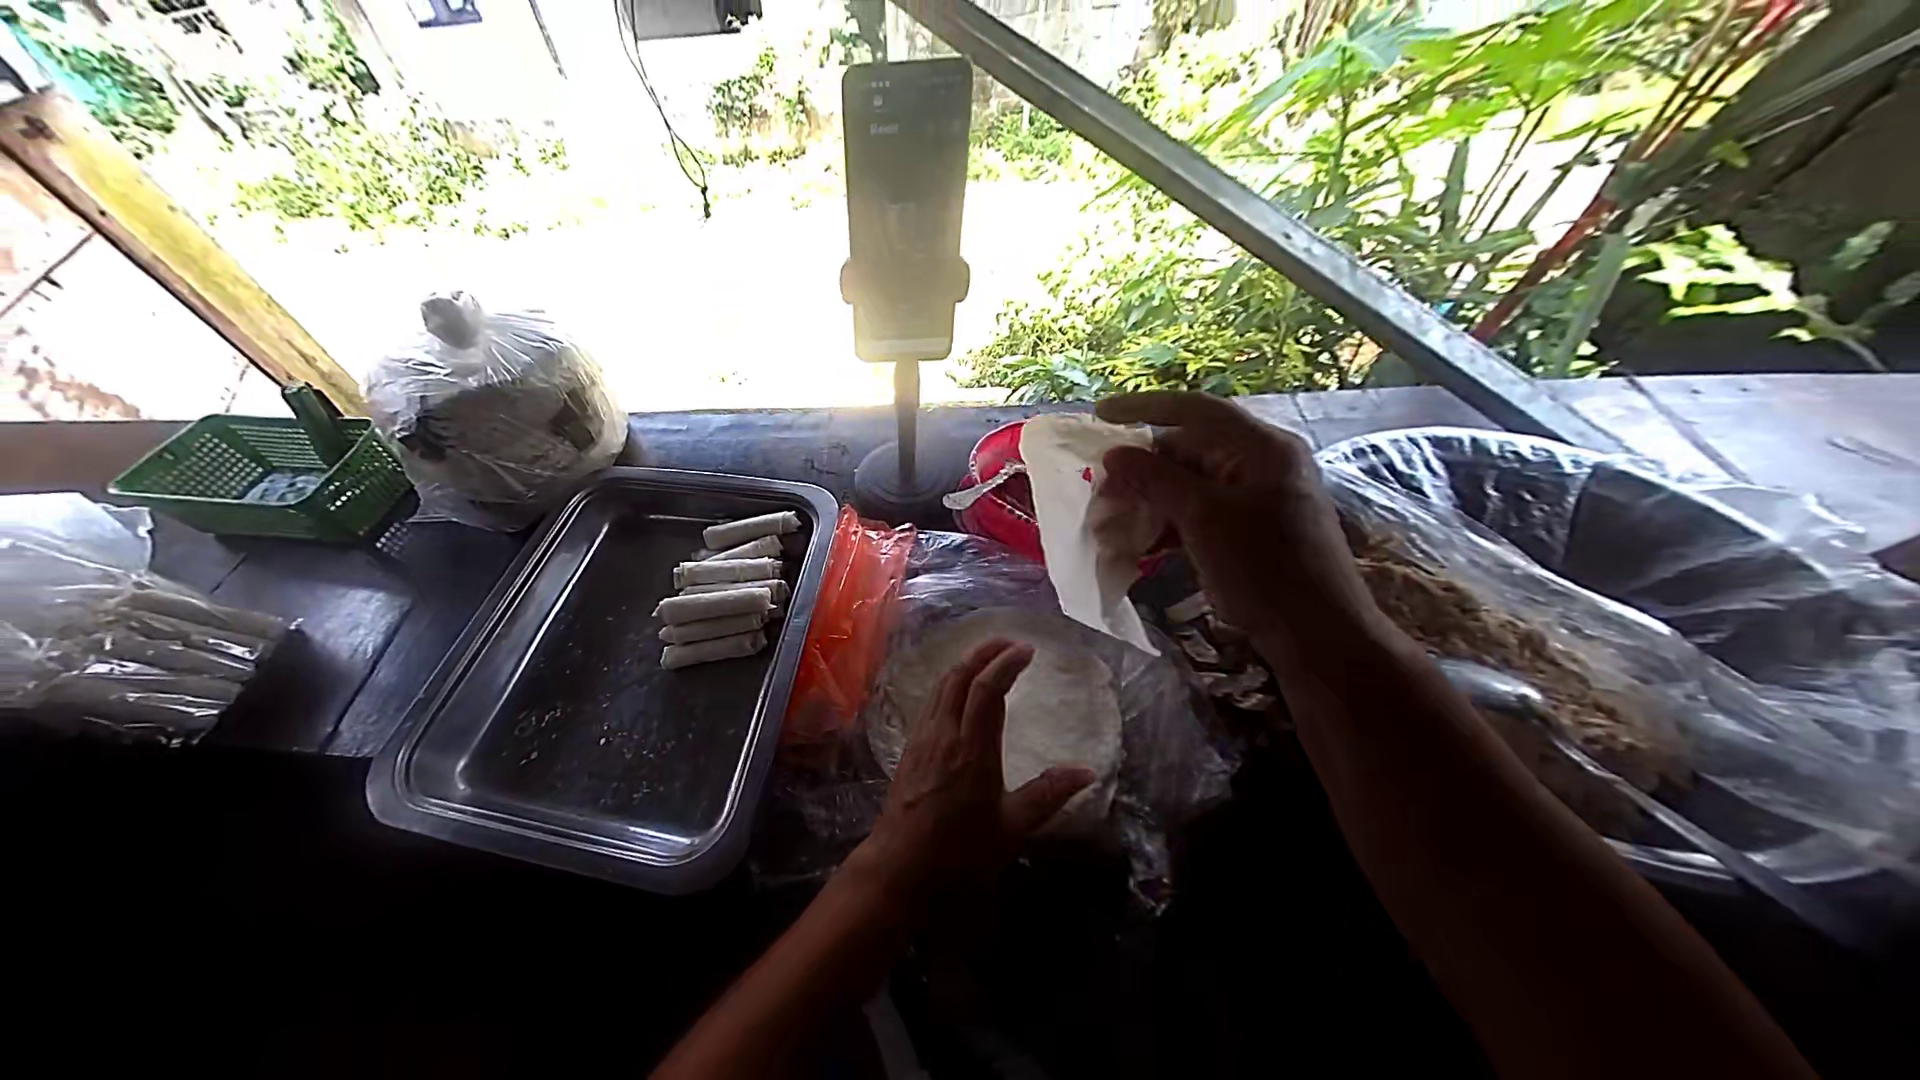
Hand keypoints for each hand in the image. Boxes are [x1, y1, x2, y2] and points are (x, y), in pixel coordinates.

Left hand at [848, 639, 1094, 904]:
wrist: (898, 869)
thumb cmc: (959, 853)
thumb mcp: (1011, 828)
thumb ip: (1048, 794)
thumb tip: (1087, 771)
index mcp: (972, 750)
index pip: (987, 689)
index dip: (1007, 663)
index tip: (1027, 650)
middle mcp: (944, 734)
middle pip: (959, 676)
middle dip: (984, 652)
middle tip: (1010, 643)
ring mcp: (922, 739)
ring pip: (941, 686)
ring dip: (965, 664)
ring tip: (988, 657)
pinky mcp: (910, 748)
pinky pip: (931, 701)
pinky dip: (949, 683)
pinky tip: (958, 692)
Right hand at [1095, 391, 1379, 652]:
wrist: (1319, 636)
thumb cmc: (1264, 569)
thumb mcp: (1203, 518)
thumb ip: (1155, 480)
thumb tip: (1114, 454)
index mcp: (1261, 448)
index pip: (1195, 410)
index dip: (1143, 408)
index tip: (1100, 414)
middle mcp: (1261, 464)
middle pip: (1188, 451)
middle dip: (1140, 473)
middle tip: (1102, 497)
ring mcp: (1257, 498)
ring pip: (1189, 487)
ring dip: (1149, 504)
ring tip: (1113, 530)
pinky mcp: (1250, 530)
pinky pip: (1201, 514)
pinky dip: (1169, 525)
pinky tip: (1142, 547)